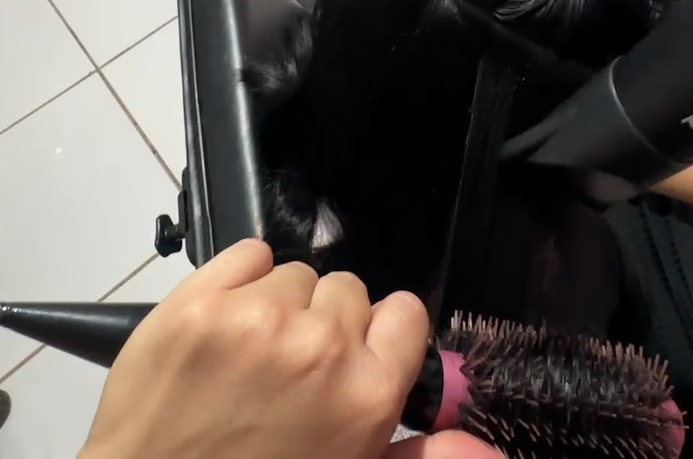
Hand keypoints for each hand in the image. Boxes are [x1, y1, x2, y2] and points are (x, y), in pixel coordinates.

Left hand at [80, 239, 432, 458]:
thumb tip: (495, 449)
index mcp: (365, 394)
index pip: (405, 313)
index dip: (379, 335)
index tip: (352, 358)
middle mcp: (320, 346)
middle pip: (347, 290)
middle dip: (324, 325)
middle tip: (288, 377)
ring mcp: (255, 318)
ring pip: (295, 275)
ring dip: (278, 307)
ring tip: (247, 362)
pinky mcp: (197, 300)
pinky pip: (247, 253)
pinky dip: (239, 278)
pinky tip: (223, 326)